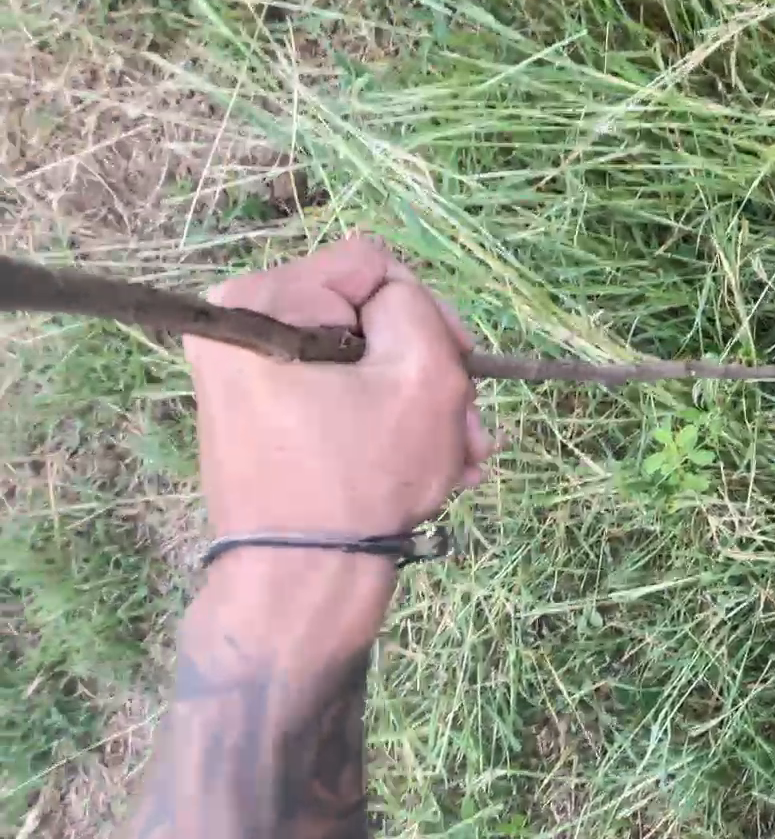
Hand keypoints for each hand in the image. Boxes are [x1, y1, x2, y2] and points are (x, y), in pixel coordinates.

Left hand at [184, 235, 492, 538]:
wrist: (308, 572)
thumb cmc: (368, 471)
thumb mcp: (423, 375)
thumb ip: (420, 310)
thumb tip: (402, 302)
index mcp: (264, 303)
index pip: (375, 267)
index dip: (432, 313)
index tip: (459, 367)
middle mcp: (244, 328)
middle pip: (377, 321)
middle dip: (436, 373)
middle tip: (467, 424)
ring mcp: (255, 374)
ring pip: (374, 365)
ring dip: (429, 409)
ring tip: (459, 455)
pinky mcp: (271, 412)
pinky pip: (351, 397)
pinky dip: (398, 426)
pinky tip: (434, 464)